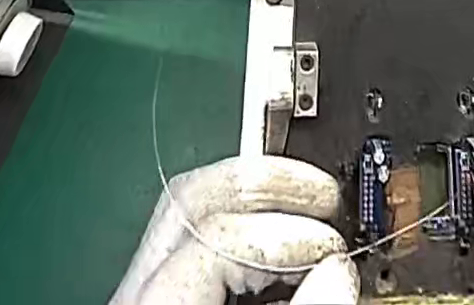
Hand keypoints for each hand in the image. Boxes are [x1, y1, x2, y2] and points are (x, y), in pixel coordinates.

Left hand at [108, 156, 357, 304]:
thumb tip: (338, 271)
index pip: (215, 233)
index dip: (282, 232)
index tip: (332, 250)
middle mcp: (135, 295)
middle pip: (194, 194)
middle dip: (269, 181)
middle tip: (324, 194)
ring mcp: (139, 294)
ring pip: (192, 205)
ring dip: (260, 192)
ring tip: (309, 201)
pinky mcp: (158, 298)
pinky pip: (196, 236)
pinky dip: (247, 224)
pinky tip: (281, 237)